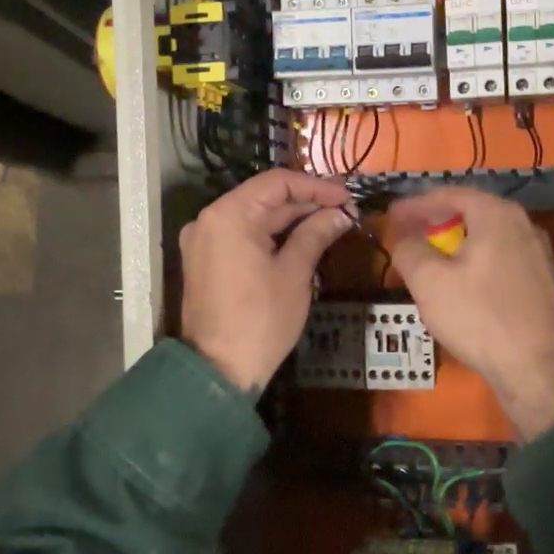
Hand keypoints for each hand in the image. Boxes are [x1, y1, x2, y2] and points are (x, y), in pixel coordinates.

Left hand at [179, 169, 352, 393]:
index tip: (348, 197)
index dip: (317, 186)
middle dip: (306, 203)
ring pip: (255, 218)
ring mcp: (205, 241)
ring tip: (332, 223)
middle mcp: (210, 219)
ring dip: (292, 220)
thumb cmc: (261, 319)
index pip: (278, 183)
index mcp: (229, 215)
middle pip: (265, 198)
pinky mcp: (208, 261)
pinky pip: (244, 236)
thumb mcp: (294, 273)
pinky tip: (304, 240)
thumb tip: (341, 214)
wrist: (218, 371)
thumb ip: (316, 233)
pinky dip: (273, 236)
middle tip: (346, 211)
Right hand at [388, 187, 553, 440]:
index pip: (449, 194)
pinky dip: (474, 260)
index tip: (390, 215)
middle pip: (471, 211)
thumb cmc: (479, 316)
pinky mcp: (542, 280)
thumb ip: (408, 250)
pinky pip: (500, 257)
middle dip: (435, 221)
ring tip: (428, 258)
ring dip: (454, 242)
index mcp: (497, 213)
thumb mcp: (429, 282)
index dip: (414, 203)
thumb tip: (401, 236)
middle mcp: (523, 224)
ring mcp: (537, 253)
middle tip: (407, 234)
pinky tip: (459, 282)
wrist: (538, 367)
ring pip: (486, 236)